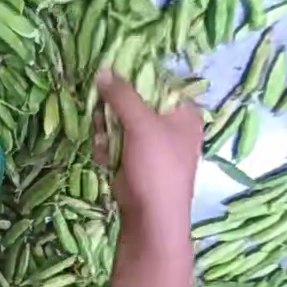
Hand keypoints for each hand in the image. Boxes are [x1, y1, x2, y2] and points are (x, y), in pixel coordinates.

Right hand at [94, 70, 202, 257]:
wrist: (151, 215)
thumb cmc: (157, 166)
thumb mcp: (141, 125)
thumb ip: (122, 96)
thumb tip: (102, 70)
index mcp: (183, 111)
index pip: (155, 82)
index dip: (131, 79)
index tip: (107, 80)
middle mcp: (169, 123)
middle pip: (132, 101)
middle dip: (112, 110)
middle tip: (102, 116)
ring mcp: (150, 142)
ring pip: (118, 120)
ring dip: (106, 129)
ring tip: (105, 142)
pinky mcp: (134, 157)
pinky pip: (114, 140)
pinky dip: (106, 146)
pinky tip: (106, 157)